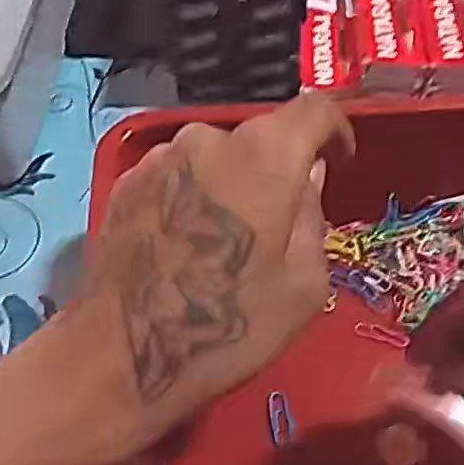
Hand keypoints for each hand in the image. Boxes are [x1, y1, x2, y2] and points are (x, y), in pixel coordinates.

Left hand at [52, 94, 354, 458]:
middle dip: (280, 171)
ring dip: (232, 185)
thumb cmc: (229, 324)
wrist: (124, 354)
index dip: (336, 131)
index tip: (339, 163)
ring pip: (215, 158)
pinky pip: (177, 177)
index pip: (315, 111)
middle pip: (261, 139)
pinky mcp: (124, 184)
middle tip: (279, 225)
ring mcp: (159, 159)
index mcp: (266, 155)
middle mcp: (209, 139)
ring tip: (226, 244)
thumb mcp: (304, 286)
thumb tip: (309, 179)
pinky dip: (194, 198)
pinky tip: (186, 247)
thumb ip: (315, 219)